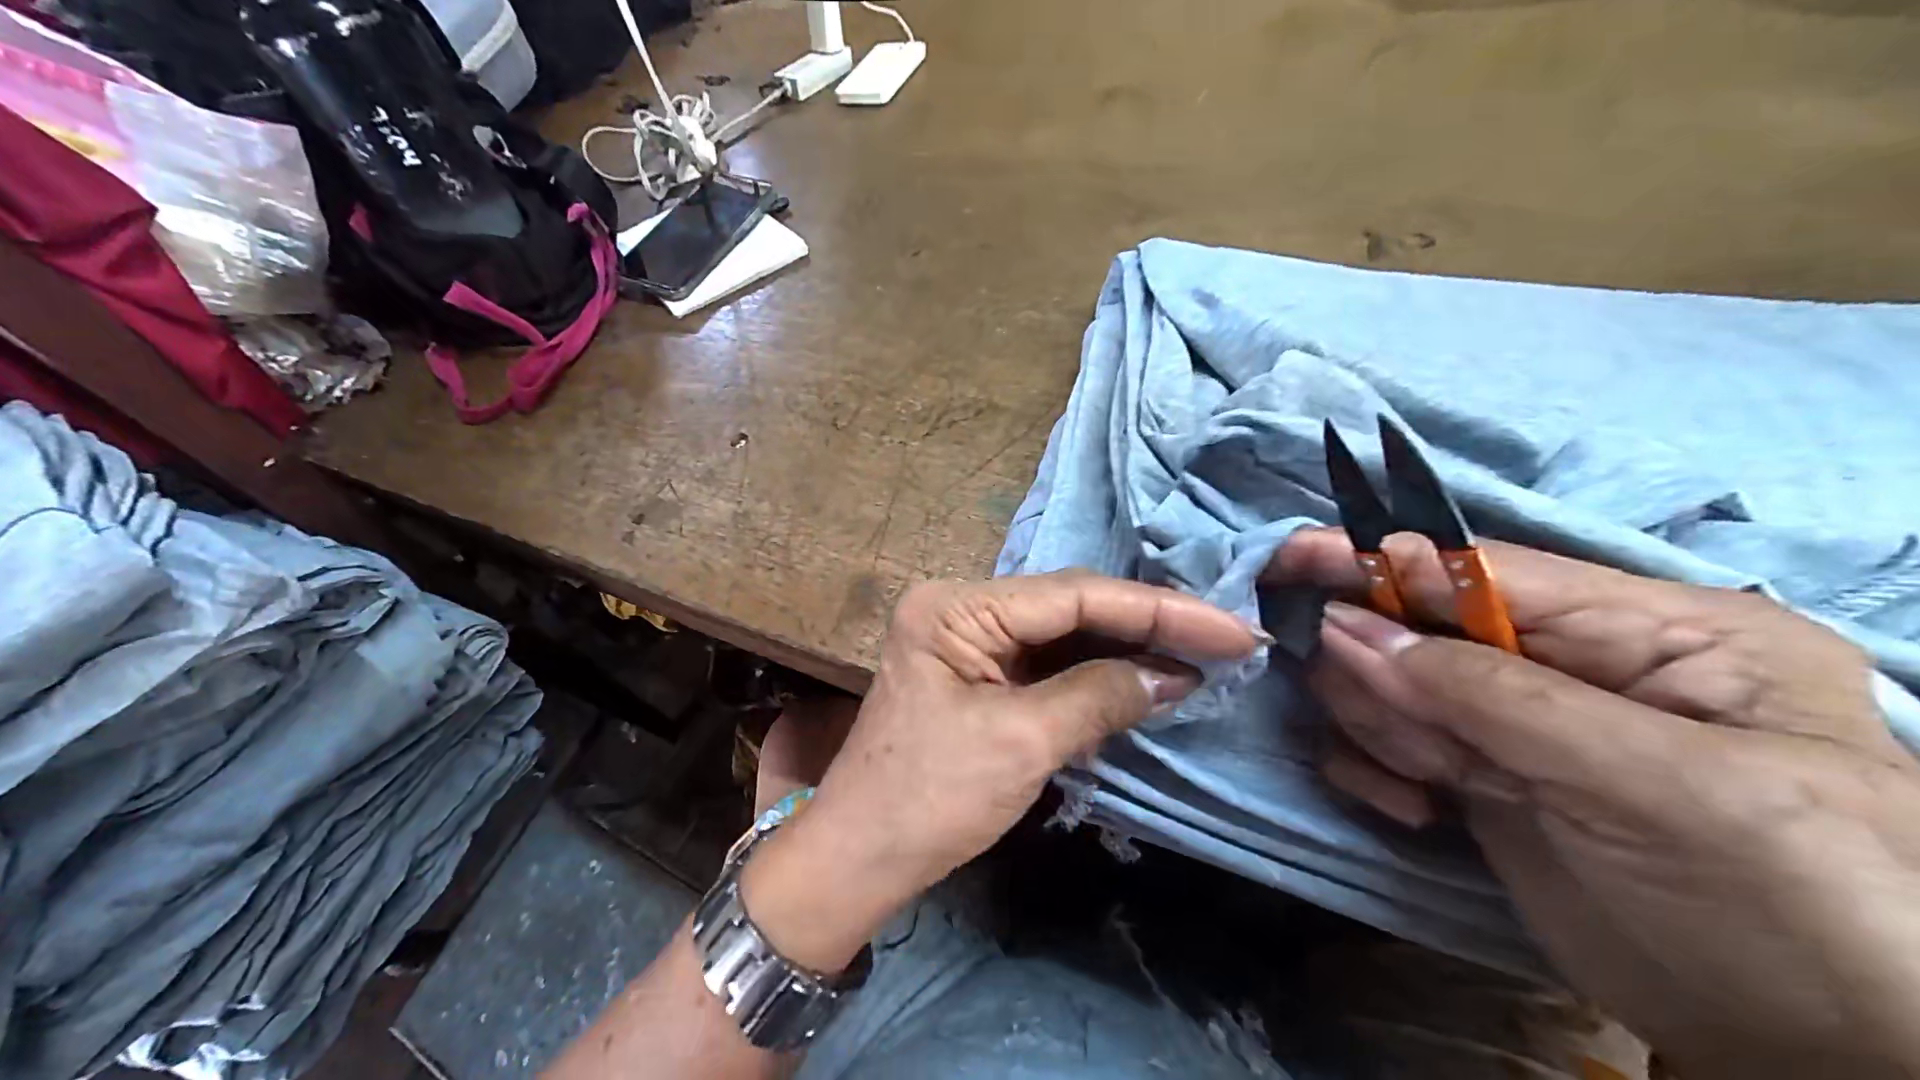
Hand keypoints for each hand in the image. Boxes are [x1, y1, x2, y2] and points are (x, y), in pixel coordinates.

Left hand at [739, 572, 1258, 973]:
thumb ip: (1100, 696)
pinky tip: (1147, 676)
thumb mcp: (1021, 743)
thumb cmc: (929, 799)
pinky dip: (1099, 674)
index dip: (1157, 611)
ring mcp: (969, 640)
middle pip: (1072, 606)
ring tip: (1202, 655)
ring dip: (1129, 648)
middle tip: (1226, 638)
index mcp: (957, 607)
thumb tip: (1176, 676)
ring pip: (1066, 633)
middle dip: (1149, 624)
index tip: (1229, 629)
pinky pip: (1050, 663)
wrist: (861, 857)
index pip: (1074, 594)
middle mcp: (962, 608)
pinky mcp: (980, 675)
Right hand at [1269, 528, 1919, 1079]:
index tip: (1290, 560)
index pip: (1487, 571)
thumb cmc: (1795, 908)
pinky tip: (1409, 807)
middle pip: (1426, 629)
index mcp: (1654, 630)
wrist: (1824, 1073)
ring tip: (1417, 777)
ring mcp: (1525, 727)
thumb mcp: (1658, 785)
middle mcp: (1579, 665)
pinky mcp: (1485, 782)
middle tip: (1379, 719)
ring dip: (1380, 724)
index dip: (1384, 560)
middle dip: (1382, 664)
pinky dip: (1376, 768)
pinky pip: (1393, 746)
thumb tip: (1342, 626)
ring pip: (1397, 687)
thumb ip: (1490, 695)